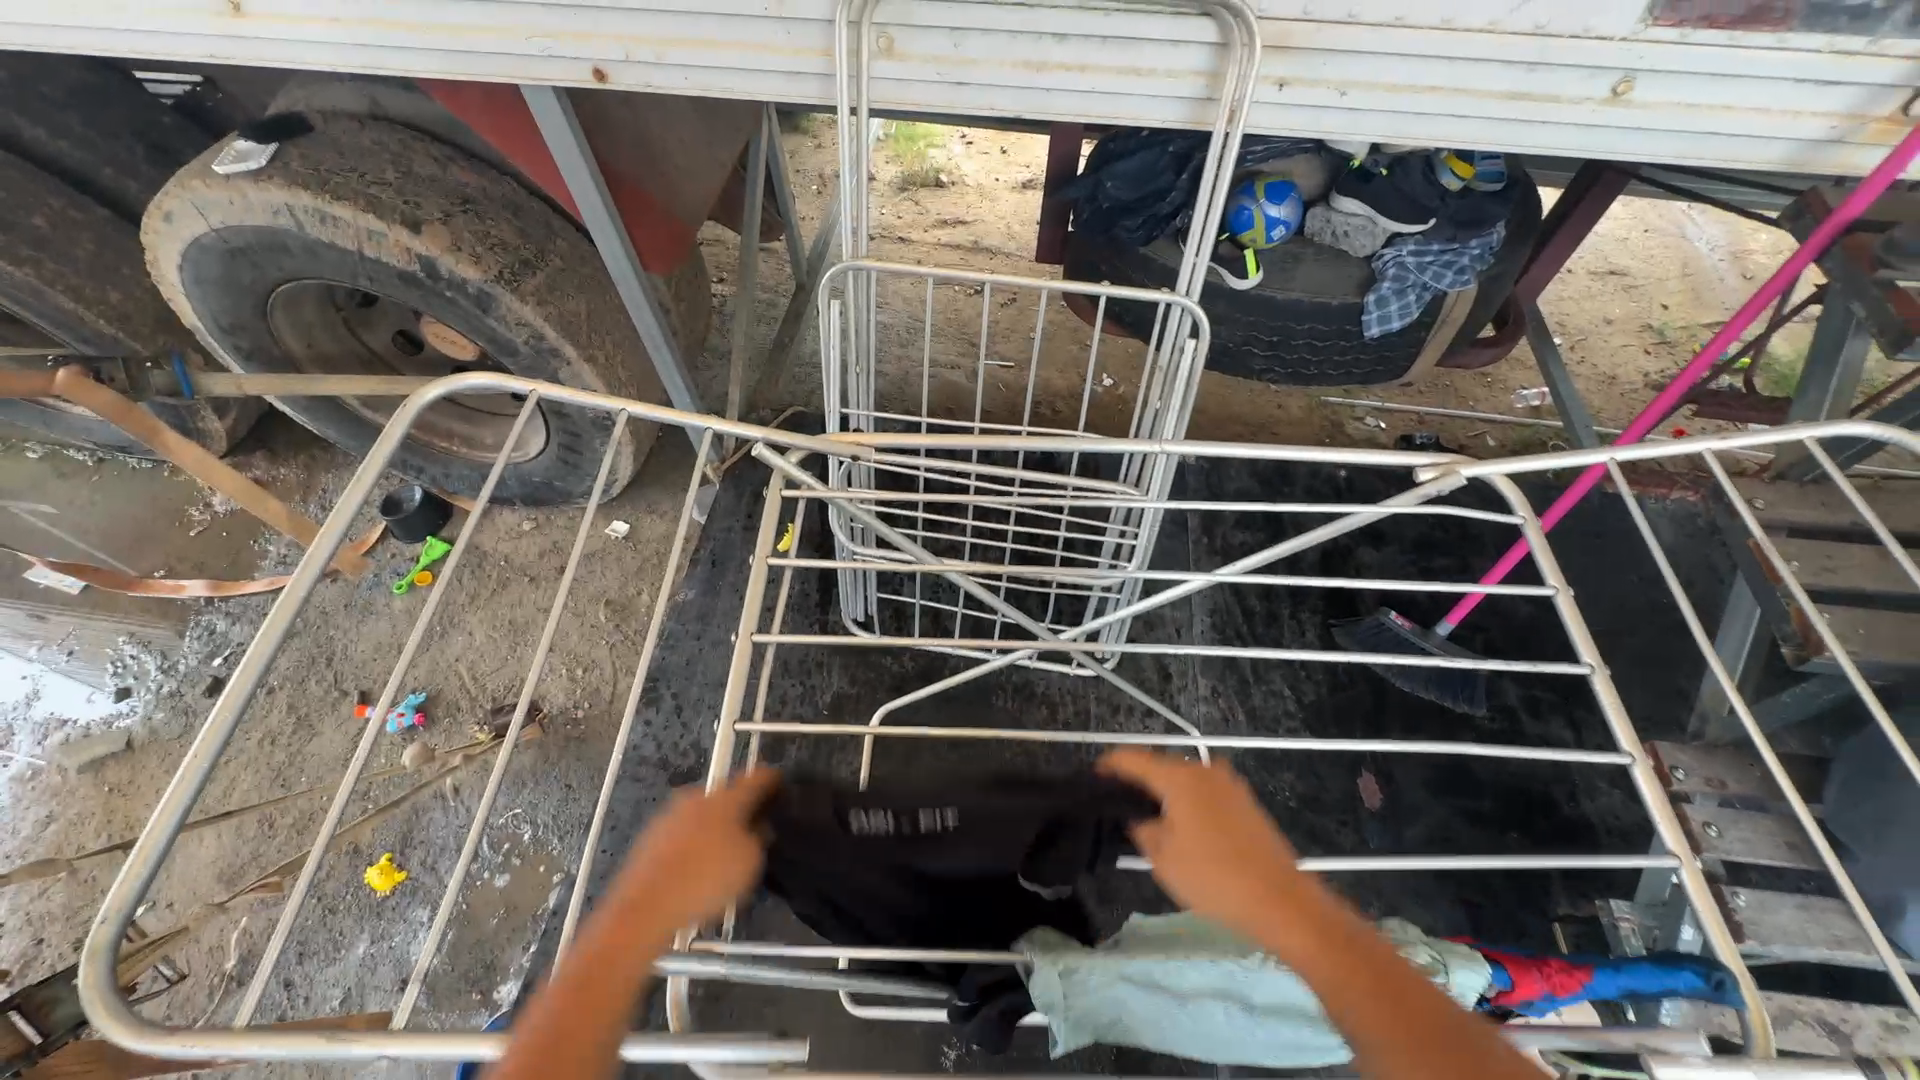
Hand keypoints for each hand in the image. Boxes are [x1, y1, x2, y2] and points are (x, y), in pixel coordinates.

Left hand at [612, 769, 779, 932]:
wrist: (643, 908)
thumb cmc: (704, 881)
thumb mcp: (750, 863)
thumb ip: (759, 838)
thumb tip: (758, 828)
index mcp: (726, 798)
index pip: (758, 777)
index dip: (774, 780)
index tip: (782, 788)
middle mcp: (697, 797)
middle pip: (728, 794)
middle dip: (742, 809)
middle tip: (754, 831)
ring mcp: (670, 814)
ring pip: (704, 813)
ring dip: (717, 826)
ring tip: (725, 855)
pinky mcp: (651, 836)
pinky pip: (684, 832)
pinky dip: (694, 842)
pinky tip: (697, 867)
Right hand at [1099, 749, 1309, 938]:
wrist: (1282, 902)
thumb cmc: (1215, 878)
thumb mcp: (1163, 858)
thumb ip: (1141, 828)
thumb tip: (1138, 817)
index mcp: (1180, 777)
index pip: (1132, 759)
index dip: (1108, 766)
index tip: (1091, 780)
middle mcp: (1206, 770)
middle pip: (1160, 767)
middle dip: (1137, 783)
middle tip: (1116, 807)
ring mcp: (1230, 784)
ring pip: (1183, 781)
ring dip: (1164, 794)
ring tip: (1147, 821)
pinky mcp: (1245, 802)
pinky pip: (1204, 793)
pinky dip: (1186, 804)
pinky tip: (1181, 830)